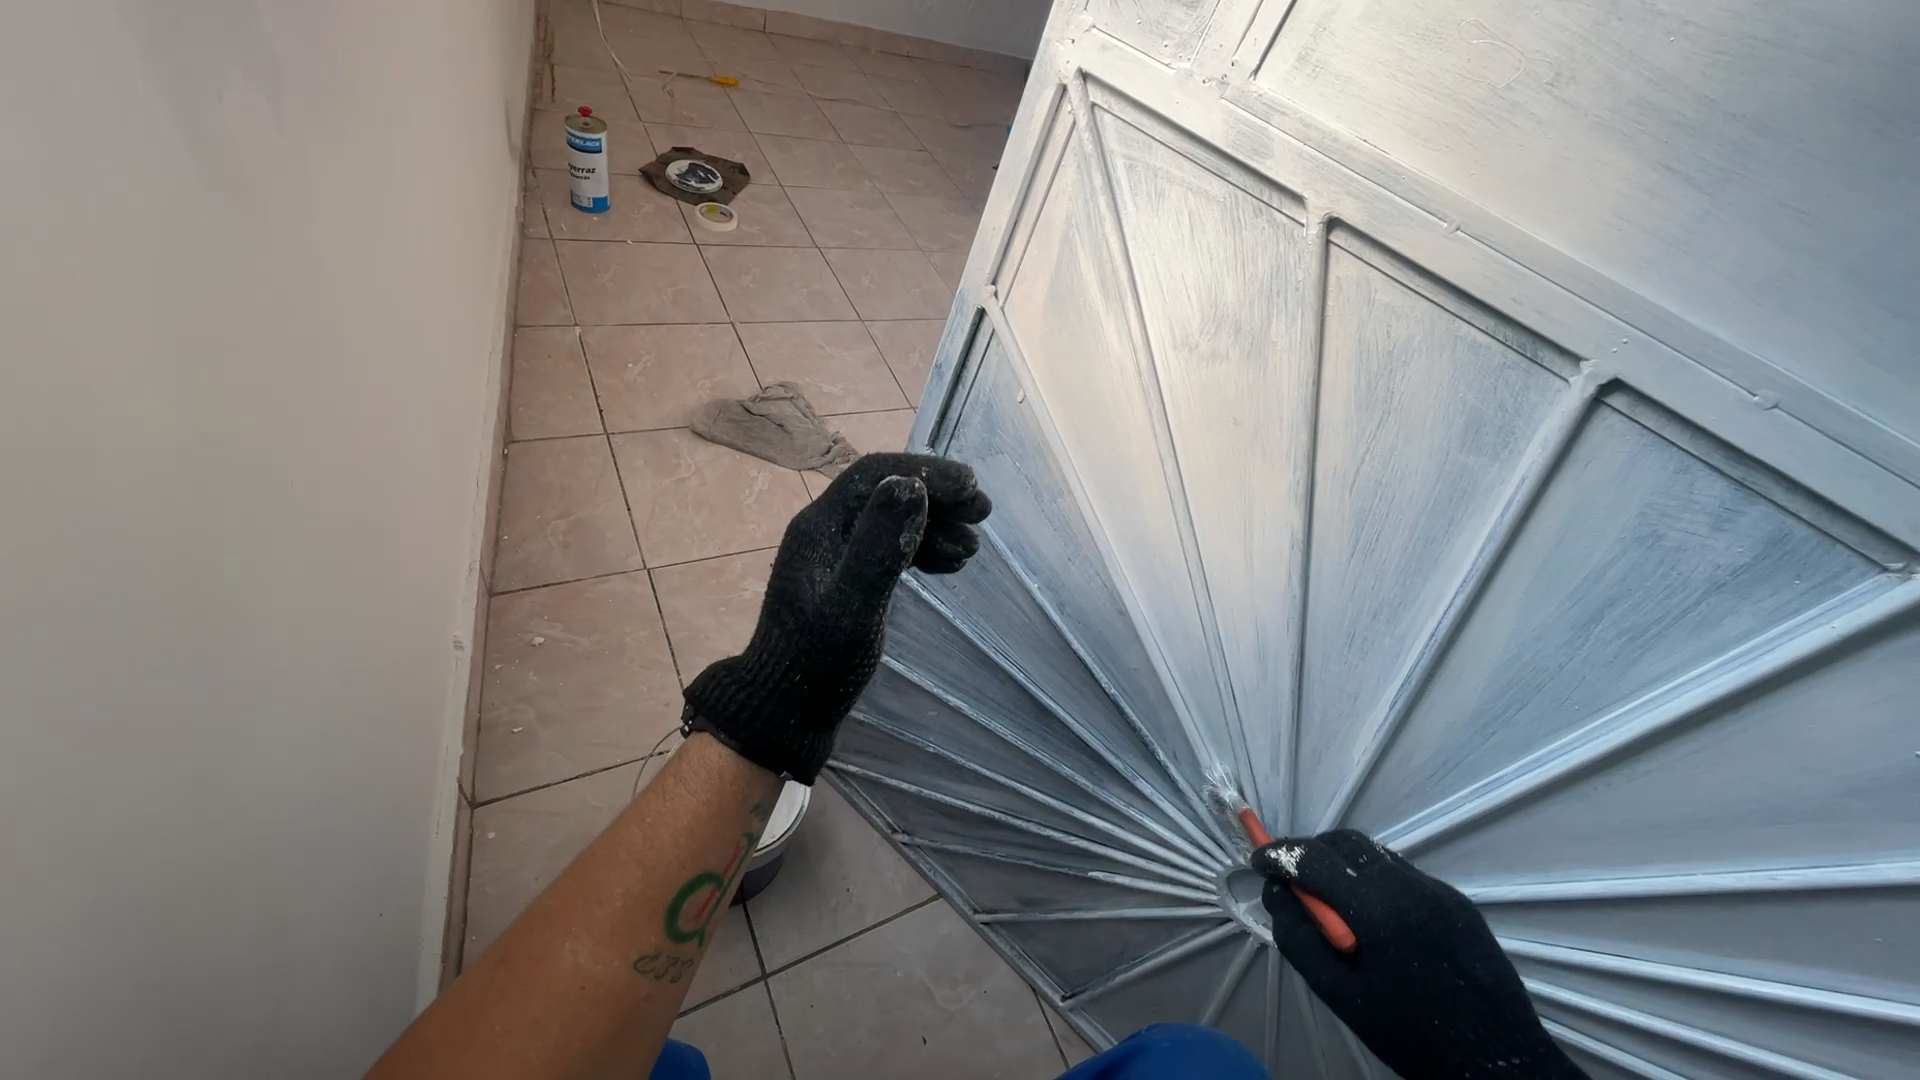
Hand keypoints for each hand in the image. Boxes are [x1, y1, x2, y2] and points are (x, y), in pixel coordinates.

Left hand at [682, 453, 991, 782]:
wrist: (788, 710)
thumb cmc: (819, 661)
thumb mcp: (854, 604)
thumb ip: (880, 545)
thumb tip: (911, 484)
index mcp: (821, 526)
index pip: (874, 475)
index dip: (926, 473)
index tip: (972, 486)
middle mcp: (827, 532)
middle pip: (887, 494)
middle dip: (937, 498)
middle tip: (984, 512)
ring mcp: (837, 556)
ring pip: (893, 523)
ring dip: (936, 526)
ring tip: (973, 548)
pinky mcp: (849, 580)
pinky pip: (890, 550)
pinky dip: (923, 551)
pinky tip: (951, 566)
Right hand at [1252, 830, 1585, 1079]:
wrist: (1499, 1062)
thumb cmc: (1409, 1034)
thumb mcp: (1338, 993)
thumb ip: (1298, 936)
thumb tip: (1277, 893)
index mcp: (1376, 910)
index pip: (1311, 858)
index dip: (1278, 854)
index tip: (1259, 861)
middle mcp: (1407, 886)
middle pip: (1343, 841)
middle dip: (1310, 852)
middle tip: (1294, 881)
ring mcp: (1437, 890)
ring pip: (1373, 854)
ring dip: (1343, 865)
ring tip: (1336, 905)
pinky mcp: (1457, 901)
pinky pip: (1402, 874)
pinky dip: (1374, 882)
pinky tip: (1377, 921)